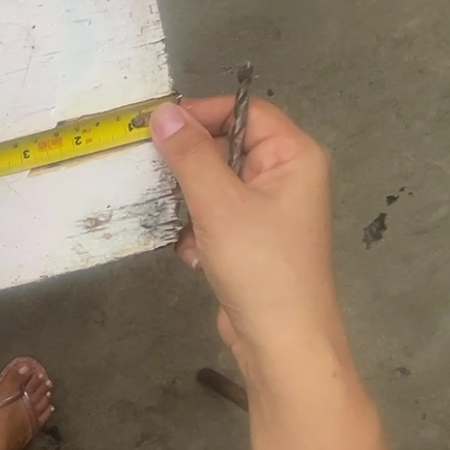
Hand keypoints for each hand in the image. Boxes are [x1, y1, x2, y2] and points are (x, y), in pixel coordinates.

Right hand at [151, 98, 344, 363]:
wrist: (279, 337)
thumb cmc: (258, 264)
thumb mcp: (218, 204)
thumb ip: (189, 155)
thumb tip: (162, 113)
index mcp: (293, 157)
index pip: (244, 112)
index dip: (201, 115)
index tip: (156, 130)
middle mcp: (286, 176)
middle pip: (226, 149)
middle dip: (189, 171)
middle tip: (157, 181)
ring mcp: (269, 210)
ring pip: (213, 187)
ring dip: (189, 207)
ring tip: (183, 229)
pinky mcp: (251, 239)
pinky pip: (214, 217)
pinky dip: (196, 232)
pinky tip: (193, 255)